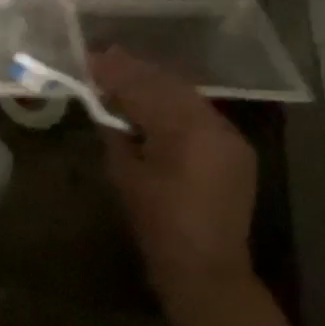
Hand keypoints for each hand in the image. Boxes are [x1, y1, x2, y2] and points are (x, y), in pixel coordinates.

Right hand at [93, 47, 257, 299]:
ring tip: (125, 72)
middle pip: (167, 83)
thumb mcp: (124, 172)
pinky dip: (174, 100)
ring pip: (186, 93)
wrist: (206, 268)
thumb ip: (114, 130)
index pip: (142, 87)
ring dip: (154, 82)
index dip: (113, 71)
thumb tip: (102, 101)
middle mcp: (214, 124)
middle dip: (134, 70)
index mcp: (185, 131)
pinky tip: (154, 99)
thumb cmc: (156, 222)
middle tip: (104, 57)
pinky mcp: (236, 146)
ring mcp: (230, 134)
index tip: (88, 59)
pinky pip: (200, 110)